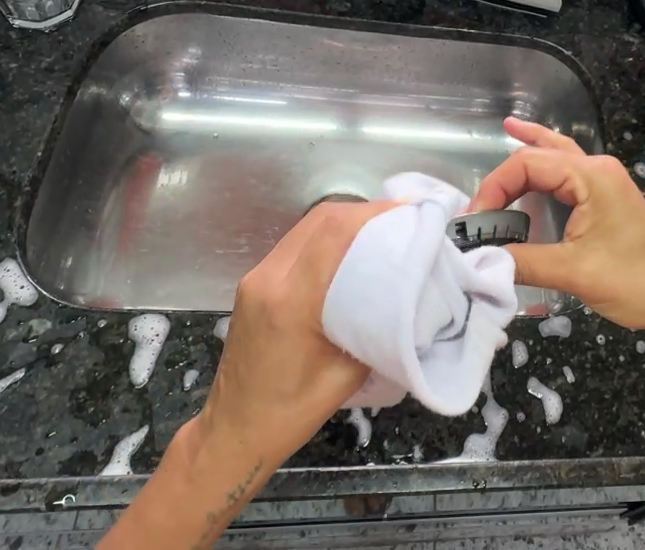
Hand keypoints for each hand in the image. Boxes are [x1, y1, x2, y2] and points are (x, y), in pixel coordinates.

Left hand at [193, 200, 397, 468]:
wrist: (234, 432)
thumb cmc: (291, 413)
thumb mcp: (347, 374)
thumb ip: (376, 328)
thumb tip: (408, 295)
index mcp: (291, 302)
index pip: (336, 233)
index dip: (376, 215)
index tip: (410, 215)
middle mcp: (269, 278)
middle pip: (321, 219)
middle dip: (365, 213)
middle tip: (402, 222)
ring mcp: (257, 276)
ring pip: (308, 226)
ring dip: (346, 222)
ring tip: (382, 234)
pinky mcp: (255, 281)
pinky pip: (297, 243)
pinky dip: (328, 237)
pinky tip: (352, 251)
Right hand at [472, 118, 644, 342]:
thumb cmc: (634, 282)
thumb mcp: (574, 273)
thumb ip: (523, 261)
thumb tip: (478, 260)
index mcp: (593, 176)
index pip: (529, 164)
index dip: (495, 188)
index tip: (474, 223)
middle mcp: (599, 169)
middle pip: (541, 155)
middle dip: (506, 176)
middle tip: (476, 207)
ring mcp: (605, 182)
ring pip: (558, 154)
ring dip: (531, 149)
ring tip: (507, 132)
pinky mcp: (606, 198)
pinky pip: (569, 172)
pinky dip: (547, 165)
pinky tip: (536, 160)